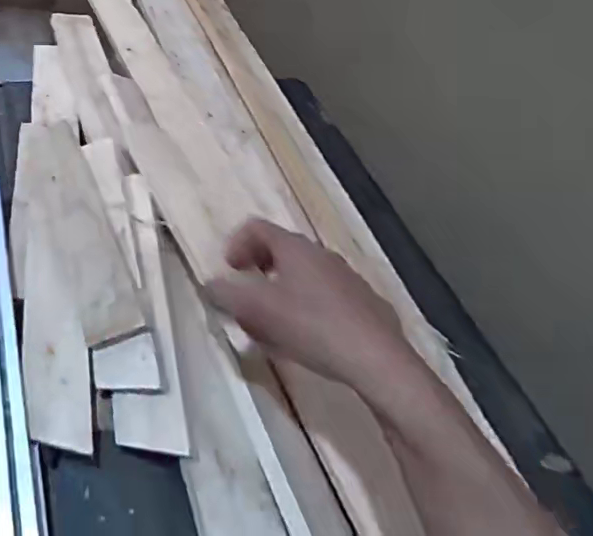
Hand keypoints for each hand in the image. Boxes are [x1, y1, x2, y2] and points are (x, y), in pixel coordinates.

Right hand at [203, 218, 417, 392]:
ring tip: (276, 323)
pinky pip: (329, 298)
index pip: (256, 227)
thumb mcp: (256, 311)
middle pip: (281, 251)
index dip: (236, 243)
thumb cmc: (312, 327)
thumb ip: (225, 294)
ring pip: (305, 276)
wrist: (381, 365)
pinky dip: (311, 309)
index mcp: (294, 248)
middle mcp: (322, 255)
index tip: (230, 270)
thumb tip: (211, 285)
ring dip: (284, 292)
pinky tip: (310, 338)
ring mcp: (350, 280)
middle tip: (248, 297)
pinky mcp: (369, 307)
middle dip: (258, 271)